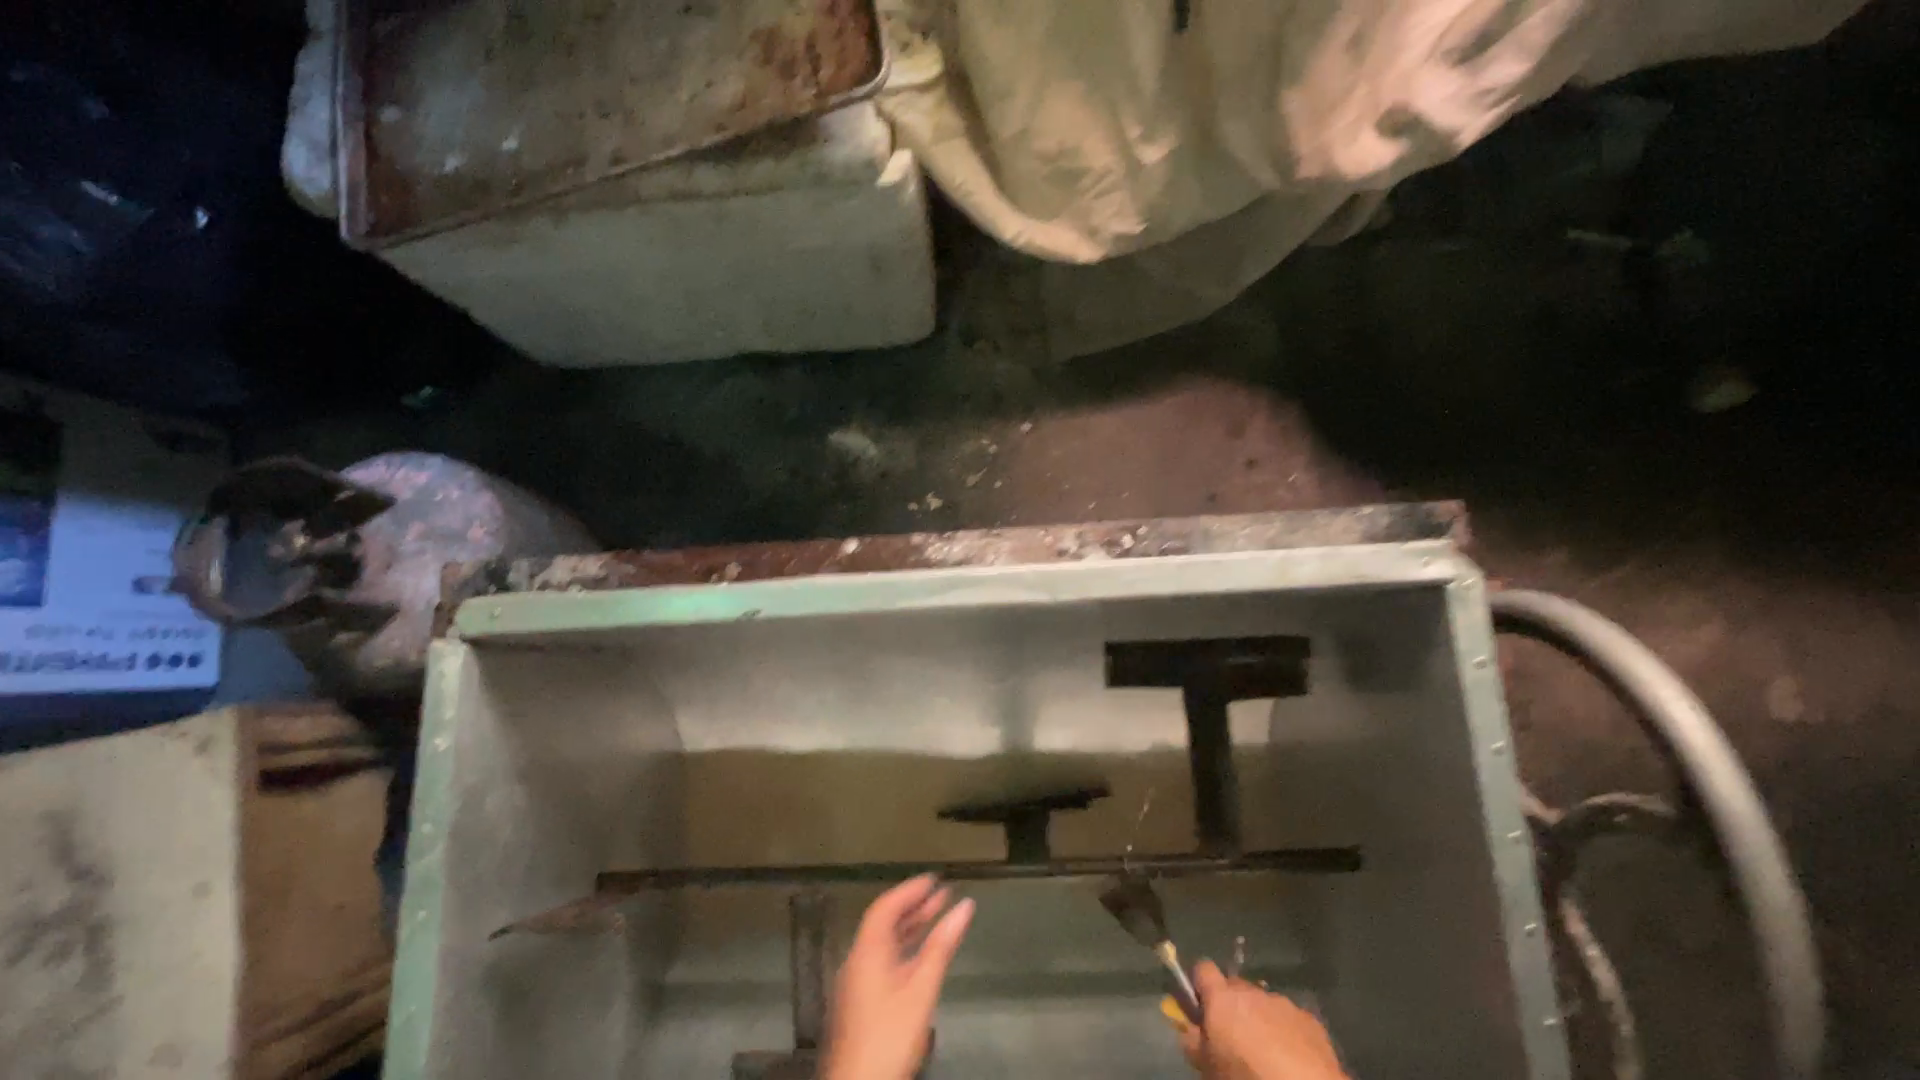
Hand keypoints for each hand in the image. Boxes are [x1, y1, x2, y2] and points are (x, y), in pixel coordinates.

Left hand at [823, 876, 974, 1079]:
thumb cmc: (891, 1034)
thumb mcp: (922, 988)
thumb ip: (942, 946)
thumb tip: (964, 906)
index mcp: (868, 951)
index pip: (885, 907)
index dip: (909, 890)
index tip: (934, 879)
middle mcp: (858, 959)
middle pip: (883, 923)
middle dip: (912, 906)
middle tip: (941, 893)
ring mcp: (857, 981)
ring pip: (883, 943)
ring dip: (909, 927)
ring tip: (936, 915)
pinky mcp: (860, 1000)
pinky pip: (881, 959)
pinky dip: (902, 948)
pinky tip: (920, 956)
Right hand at [1177, 960, 1348, 1079]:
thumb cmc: (1244, 1076)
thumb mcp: (1206, 1066)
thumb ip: (1192, 1041)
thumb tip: (1188, 1028)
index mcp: (1222, 998)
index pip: (1203, 968)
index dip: (1199, 984)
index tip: (1200, 1005)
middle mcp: (1252, 992)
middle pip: (1235, 986)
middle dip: (1231, 1004)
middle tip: (1231, 1035)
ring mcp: (1283, 1003)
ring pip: (1263, 1003)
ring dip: (1259, 1018)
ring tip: (1264, 1050)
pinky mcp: (1310, 1020)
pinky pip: (1289, 1018)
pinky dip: (1285, 1030)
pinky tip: (1289, 1057)